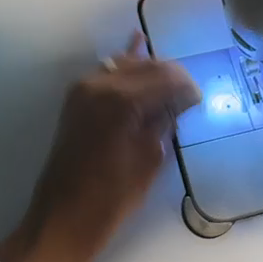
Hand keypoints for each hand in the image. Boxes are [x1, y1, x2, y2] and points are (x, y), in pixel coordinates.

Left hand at [0, 36, 200, 261]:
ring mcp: (84, 88)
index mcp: (122, 100)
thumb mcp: (150, 158)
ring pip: (127, 64)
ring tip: (168, 91)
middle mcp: (101, 84)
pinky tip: (137, 43)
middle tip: (187, 96)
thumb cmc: (111, 197)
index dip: (186, 86)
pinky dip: (125, 65)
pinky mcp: (76, 98)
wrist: (64, 217)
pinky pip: (107, 72)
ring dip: (150, 72)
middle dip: (170, 76)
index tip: (198, 99)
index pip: (166, 77)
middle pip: (147, 66)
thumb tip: (181, 100)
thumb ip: (164, 121)